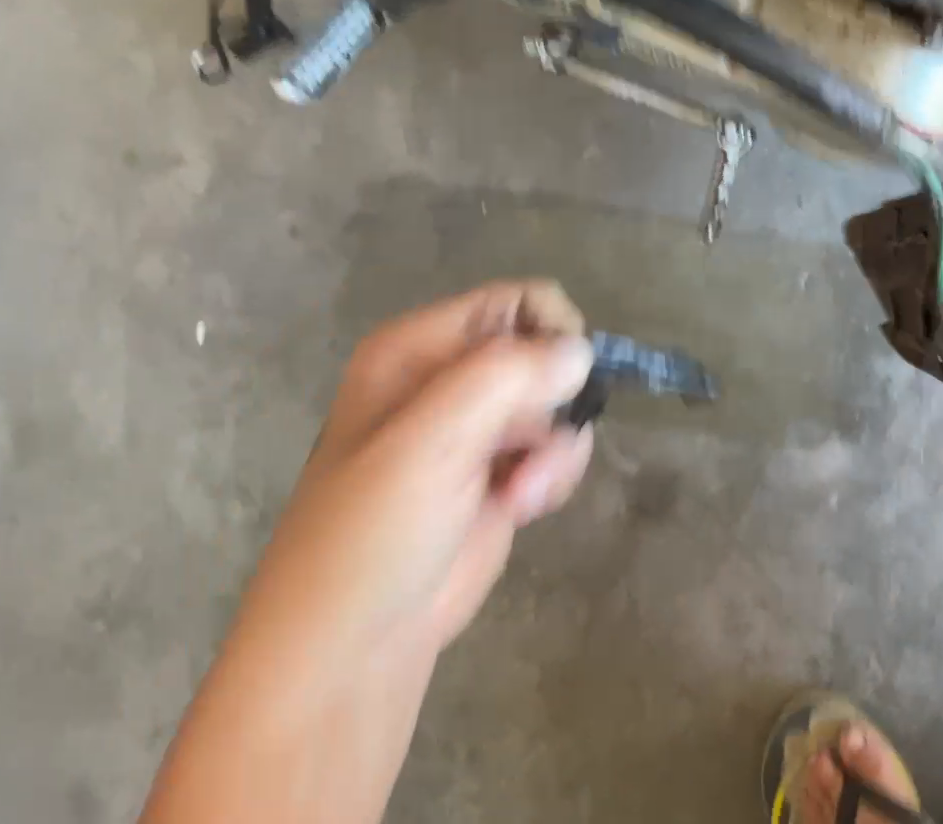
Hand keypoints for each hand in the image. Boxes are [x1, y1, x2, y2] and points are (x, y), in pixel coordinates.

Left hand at [241, 279, 595, 656]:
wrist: (358, 640)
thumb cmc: (376, 531)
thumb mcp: (432, 441)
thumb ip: (509, 377)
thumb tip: (583, 352)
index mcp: (419, 351)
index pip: (517, 302)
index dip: (552, 332)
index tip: (561, 381)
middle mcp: (450, 380)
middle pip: (548, 354)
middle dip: (556, 402)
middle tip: (526, 448)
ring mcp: (477, 430)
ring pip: (562, 405)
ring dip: (556, 449)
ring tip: (521, 490)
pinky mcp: (502, 473)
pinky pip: (558, 449)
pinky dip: (553, 476)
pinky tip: (522, 507)